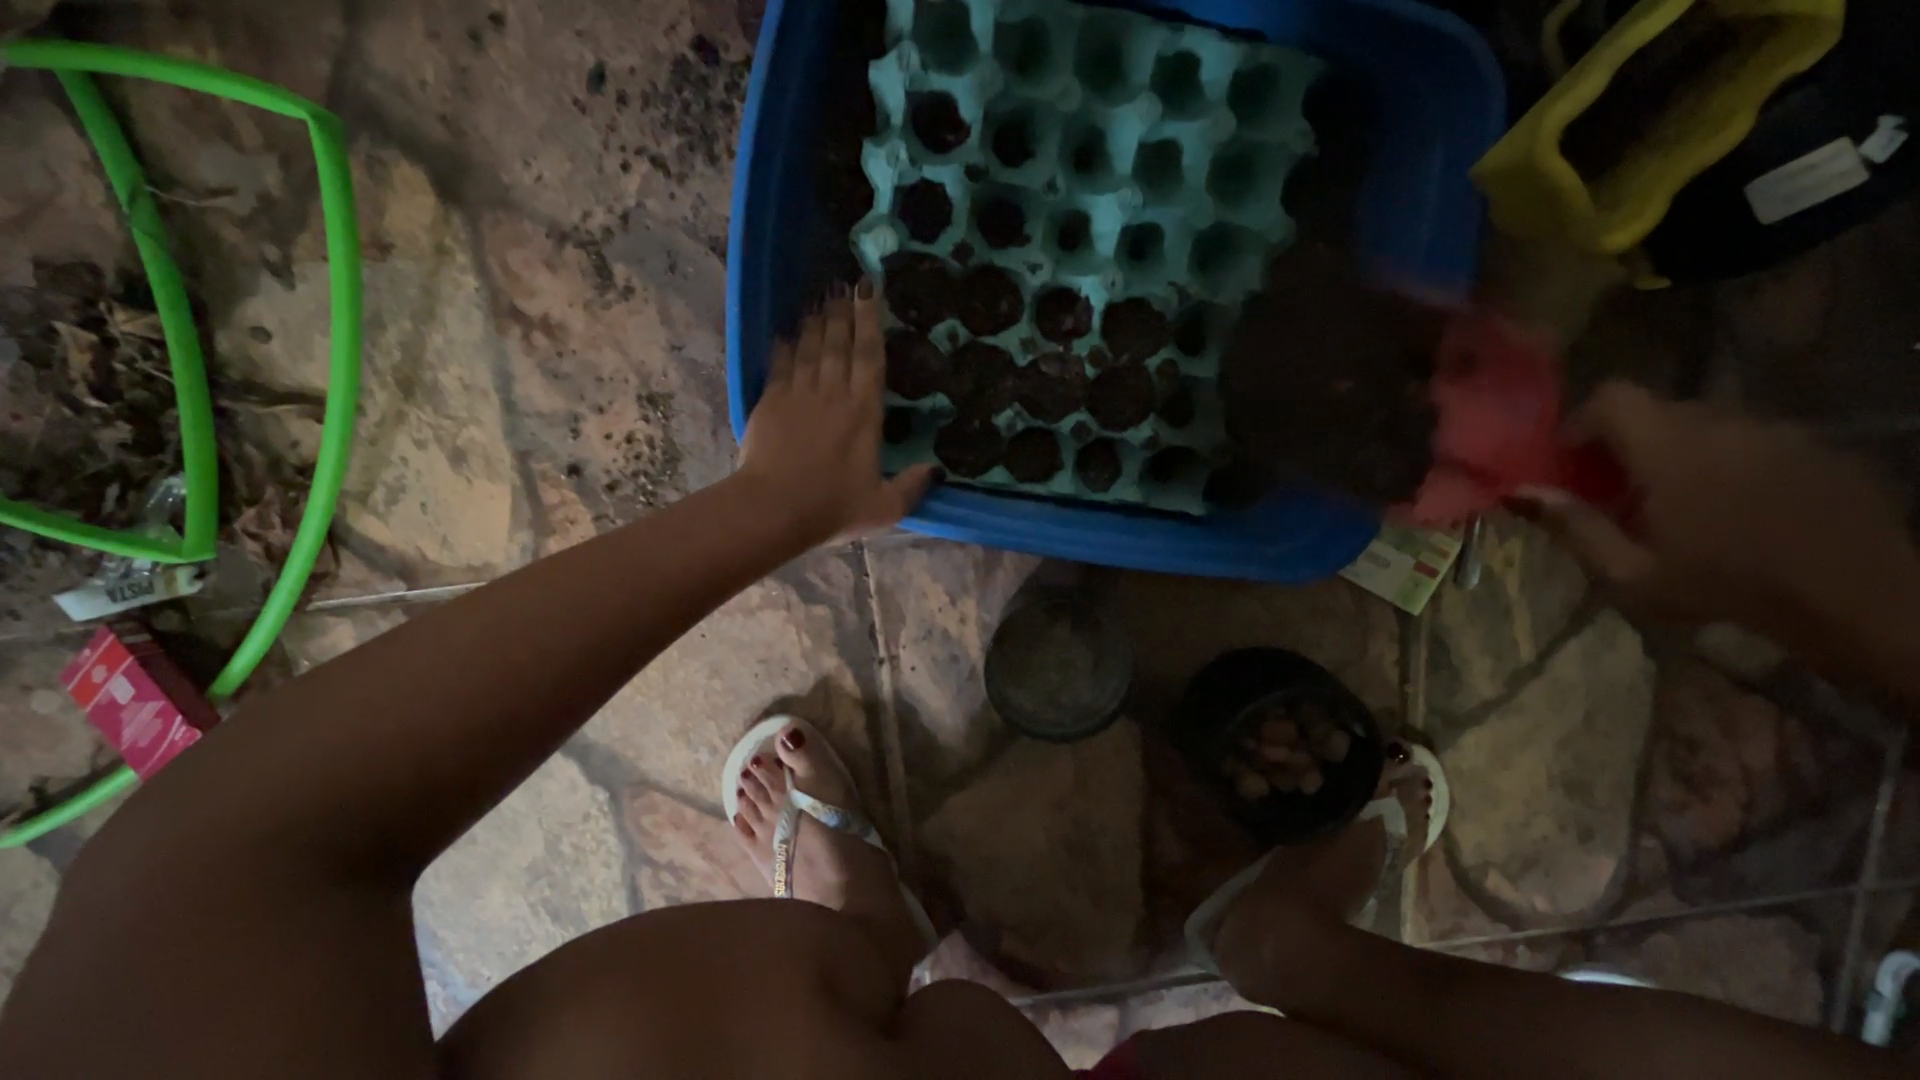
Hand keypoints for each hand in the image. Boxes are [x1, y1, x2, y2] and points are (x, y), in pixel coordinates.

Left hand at [739, 282, 938, 542]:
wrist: (773, 509)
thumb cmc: (832, 509)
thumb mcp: (884, 508)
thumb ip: (912, 486)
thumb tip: (936, 470)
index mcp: (865, 413)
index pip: (871, 356)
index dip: (871, 321)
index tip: (870, 291)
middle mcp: (833, 393)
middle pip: (839, 343)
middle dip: (843, 311)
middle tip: (844, 285)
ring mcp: (799, 394)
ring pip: (810, 347)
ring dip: (816, 322)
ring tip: (820, 300)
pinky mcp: (770, 403)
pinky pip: (780, 364)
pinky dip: (785, 346)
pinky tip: (786, 332)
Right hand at [1521, 381, 1919, 652]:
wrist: (1859, 599)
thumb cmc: (1728, 587)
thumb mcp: (1631, 573)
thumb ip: (1574, 526)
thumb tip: (1521, 492)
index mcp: (1672, 448)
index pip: (1613, 397)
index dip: (1582, 420)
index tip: (1571, 460)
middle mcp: (1724, 424)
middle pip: (1658, 410)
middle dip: (1627, 442)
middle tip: (1617, 490)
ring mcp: (1779, 431)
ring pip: (1707, 424)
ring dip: (1678, 452)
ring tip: (1678, 504)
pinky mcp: (1817, 447)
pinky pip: (1753, 440)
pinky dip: (1727, 463)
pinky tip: (1735, 510)